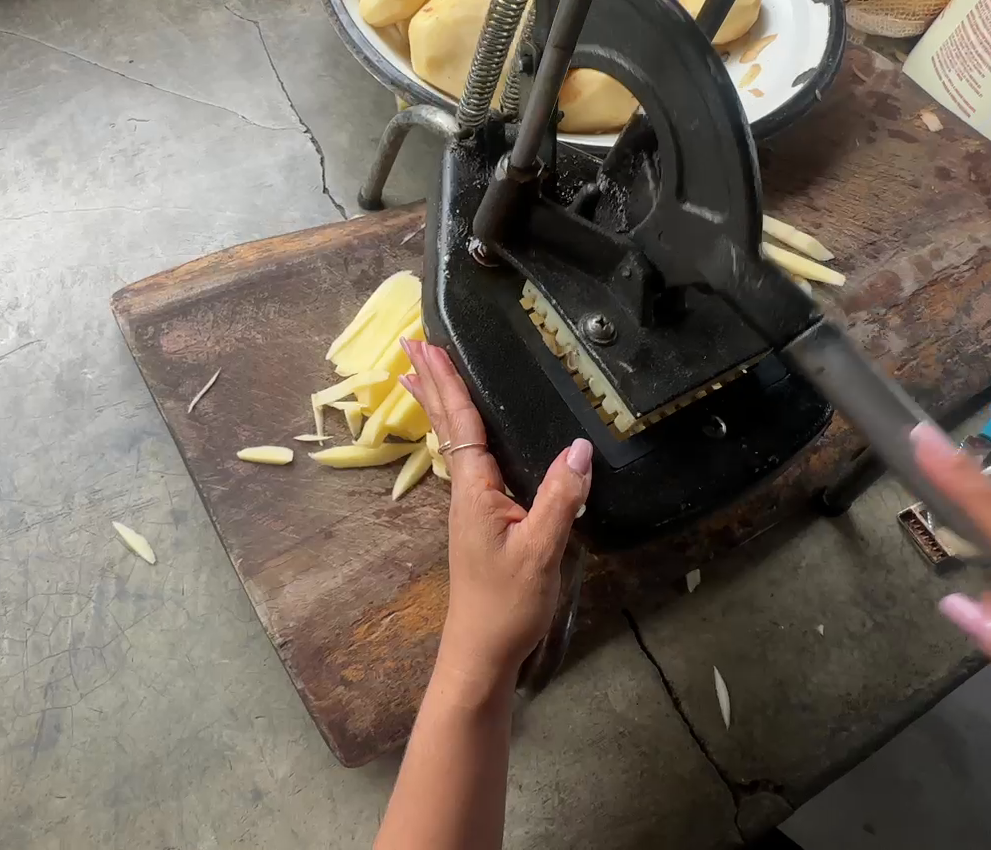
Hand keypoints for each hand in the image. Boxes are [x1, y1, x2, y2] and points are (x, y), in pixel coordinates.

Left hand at [400, 339, 591, 691]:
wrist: (482, 647)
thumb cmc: (508, 603)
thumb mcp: (541, 552)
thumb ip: (560, 499)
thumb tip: (580, 447)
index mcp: (475, 488)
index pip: (461, 423)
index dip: (448, 382)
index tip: (429, 346)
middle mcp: (464, 487)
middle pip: (446, 422)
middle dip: (430, 380)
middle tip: (410, 342)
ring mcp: (467, 501)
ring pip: (450, 438)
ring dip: (437, 400)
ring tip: (417, 371)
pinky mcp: (476, 513)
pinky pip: (461, 456)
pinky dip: (453, 429)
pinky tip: (456, 429)